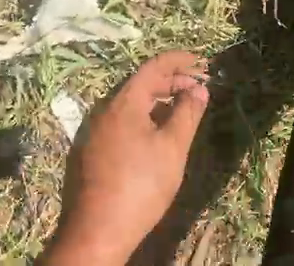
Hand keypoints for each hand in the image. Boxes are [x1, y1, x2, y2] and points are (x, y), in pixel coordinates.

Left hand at [41, 51, 209, 265]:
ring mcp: (96, 131)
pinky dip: (145, 117)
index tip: (201, 61)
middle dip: (172, 81)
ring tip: (182, 110)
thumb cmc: (140, 185)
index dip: (179, 60)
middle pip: (142, 83)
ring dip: (159, 100)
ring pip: (132, 103)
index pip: (154, 66)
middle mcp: (106, 109)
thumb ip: (188, 113)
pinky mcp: (92, 151)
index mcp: (124, 102)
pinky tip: (158, 134)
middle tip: (198, 88)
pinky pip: (122, 120)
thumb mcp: (172, 148)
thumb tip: (199, 89)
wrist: (96, 234)